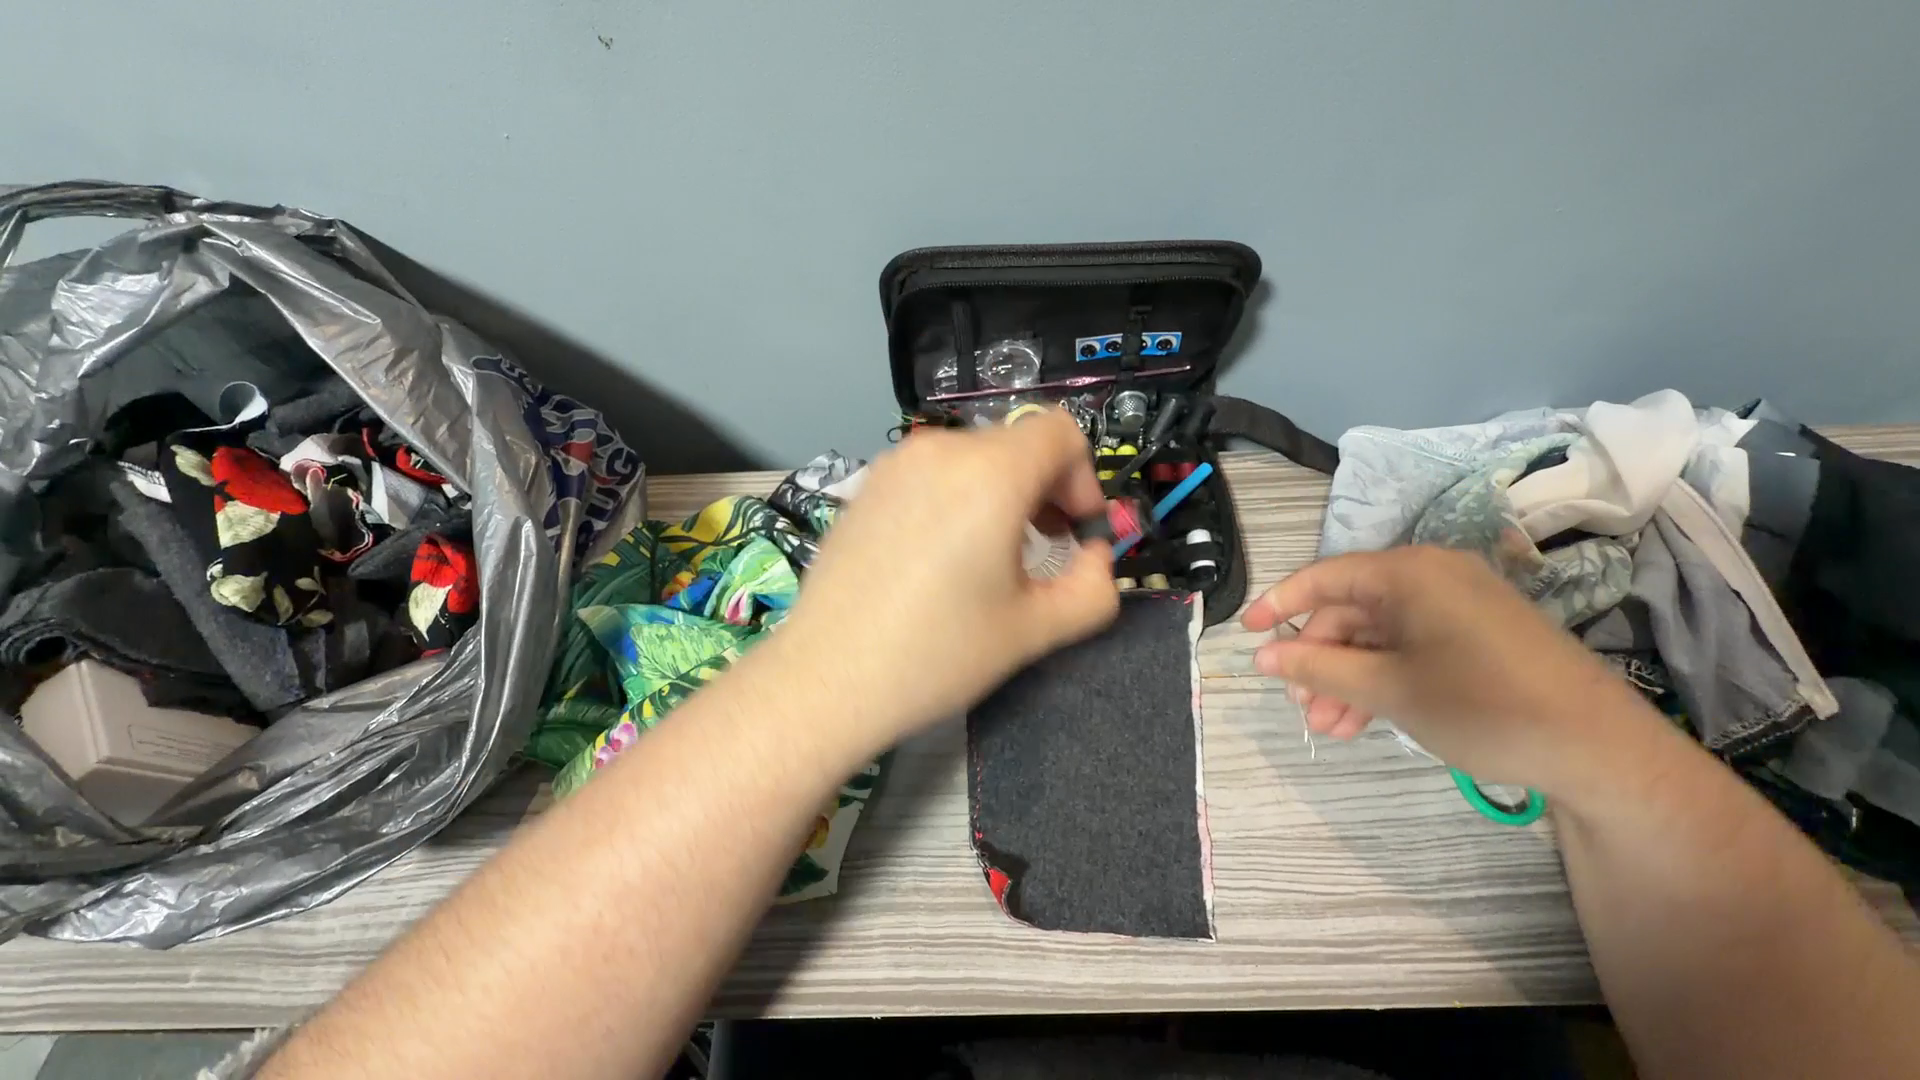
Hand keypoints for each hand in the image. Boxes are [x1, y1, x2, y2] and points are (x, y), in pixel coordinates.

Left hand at [779, 410, 1118, 749]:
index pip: (1061, 432)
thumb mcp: (1035, 629)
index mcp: (990, 474)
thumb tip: (1096, 557)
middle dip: (1046, 491)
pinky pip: (933, 474)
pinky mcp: (867, 486)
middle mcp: (941, 451)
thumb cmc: (937, 654)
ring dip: (1002, 495)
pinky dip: (956, 498)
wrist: (826, 679)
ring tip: (992, 557)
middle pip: (1018, 444)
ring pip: (975, 457)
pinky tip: (941, 557)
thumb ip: (1094, 587)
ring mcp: (895, 464)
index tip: (1077, 533)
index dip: (1084, 479)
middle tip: (1045, 551)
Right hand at [1241, 546, 1645, 786]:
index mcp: (1409, 572)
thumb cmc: (1482, 706)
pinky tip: (1362, 720)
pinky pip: (1410, 648)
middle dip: (1318, 659)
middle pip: (1350, 610)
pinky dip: (1382, 679)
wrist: (1600, 750)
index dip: (1278, 605)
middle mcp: (1432, 577)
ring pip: (1378, 636)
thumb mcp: (1388, 688)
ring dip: (1346, 678)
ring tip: (1326, 727)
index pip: (1323, 577)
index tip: (1245, 635)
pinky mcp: (1478, 636)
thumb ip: (1318, 667)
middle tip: (1299, 704)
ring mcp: (1459, 607)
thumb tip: (1263, 655)